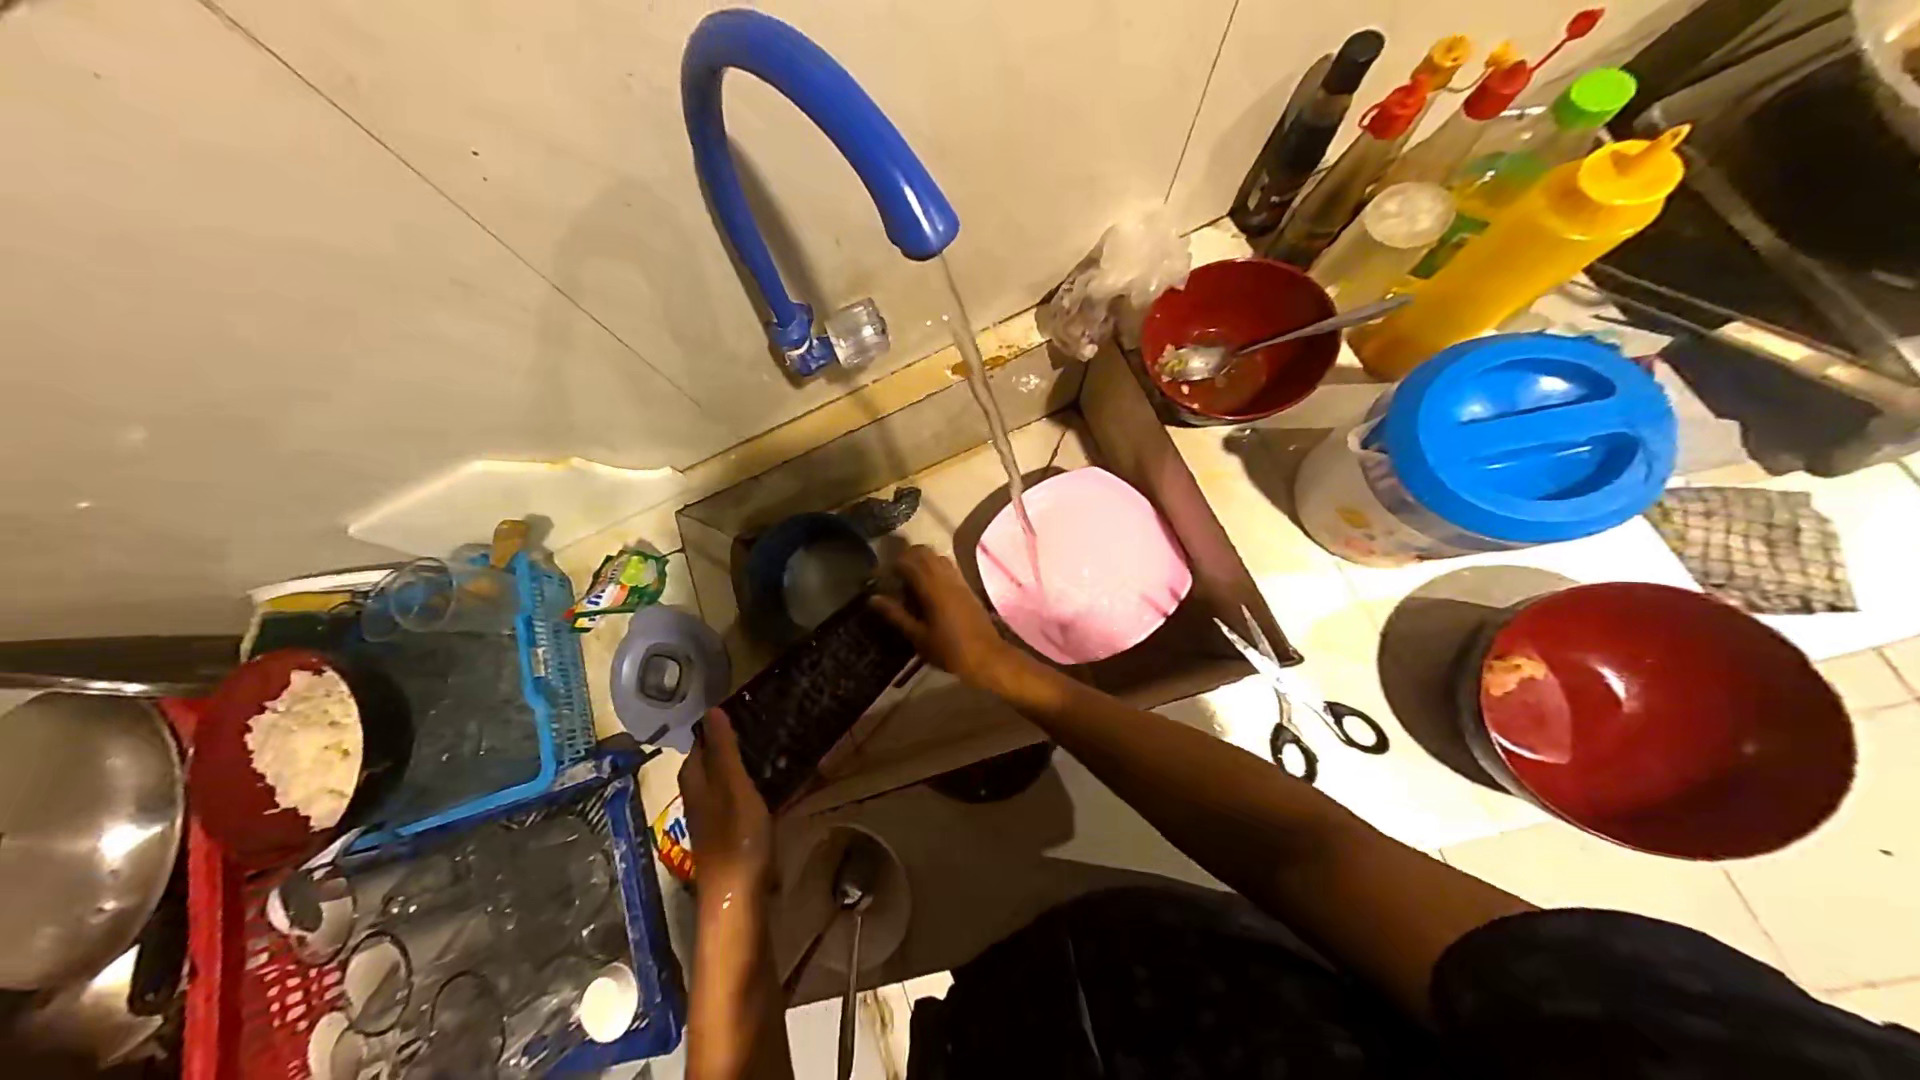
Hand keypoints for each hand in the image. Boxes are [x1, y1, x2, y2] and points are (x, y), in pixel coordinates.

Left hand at [679, 708, 772, 899]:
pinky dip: (747, 784)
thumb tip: (712, 710)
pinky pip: (734, 797)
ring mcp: (711, 817)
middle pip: (708, 761)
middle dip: (728, 742)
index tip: (745, 707)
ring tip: (769, 746)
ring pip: (721, 780)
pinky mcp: (726, 833)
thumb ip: (724, 750)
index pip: (700, 743)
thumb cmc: (737, 836)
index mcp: (695, 780)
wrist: (738, 896)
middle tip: (761, 723)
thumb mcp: (734, 786)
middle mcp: (697, 796)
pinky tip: (766, 783)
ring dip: (739, 763)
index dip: (717, 725)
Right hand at [871, 545, 1022, 690]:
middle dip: (905, 557)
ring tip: (909, 579)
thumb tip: (873, 598)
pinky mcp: (967, 586)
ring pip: (937, 556)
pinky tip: (928, 586)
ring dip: (921, 560)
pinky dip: (935, 567)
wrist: (987, 657)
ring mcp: (959, 580)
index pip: (908, 562)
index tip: (880, 576)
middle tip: (893, 575)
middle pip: (923, 552)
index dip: (891, 565)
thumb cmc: (950, 651)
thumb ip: (896, 615)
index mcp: (932, 588)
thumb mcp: (918, 637)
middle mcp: (946, 577)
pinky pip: (948, 566)